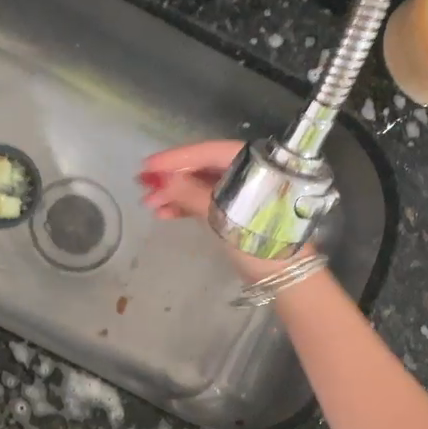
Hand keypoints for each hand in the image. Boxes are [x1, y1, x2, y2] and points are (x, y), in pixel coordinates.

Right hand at [138, 140, 309, 284]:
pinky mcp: (235, 210)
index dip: (174, 158)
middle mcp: (245, 171)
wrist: (284, 275)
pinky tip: (165, 214)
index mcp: (251, 163)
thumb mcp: (221, 213)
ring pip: (200, 185)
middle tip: (143, 187)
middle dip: (171, 178)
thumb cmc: (259, 239)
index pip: (206, 153)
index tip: (147, 165)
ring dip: (174, 194)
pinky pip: (206, 201)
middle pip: (201, 168)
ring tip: (150, 205)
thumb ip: (190, 193)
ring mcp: (240, 191)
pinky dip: (186, 206)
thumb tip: (159, 178)